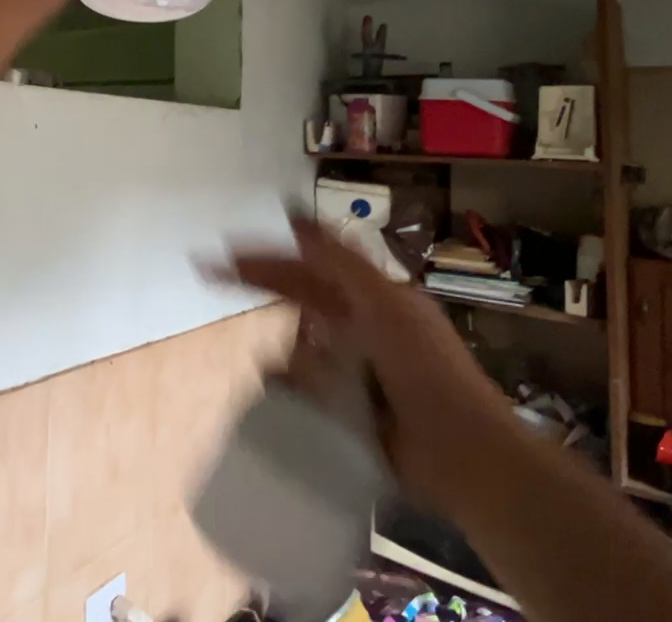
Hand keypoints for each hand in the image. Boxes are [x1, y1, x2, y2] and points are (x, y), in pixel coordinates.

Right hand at [207, 218, 519, 517]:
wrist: (462, 456)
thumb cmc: (426, 372)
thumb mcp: (384, 305)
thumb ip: (339, 261)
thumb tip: (295, 215)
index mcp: (375, 297)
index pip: (309, 265)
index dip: (268, 255)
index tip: (223, 249)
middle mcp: (363, 325)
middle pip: (300, 295)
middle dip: (260, 283)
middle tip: (209, 273)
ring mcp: (355, 366)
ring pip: (299, 339)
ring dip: (277, 336)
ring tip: (247, 329)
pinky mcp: (349, 404)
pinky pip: (305, 380)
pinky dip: (287, 375)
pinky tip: (273, 376)